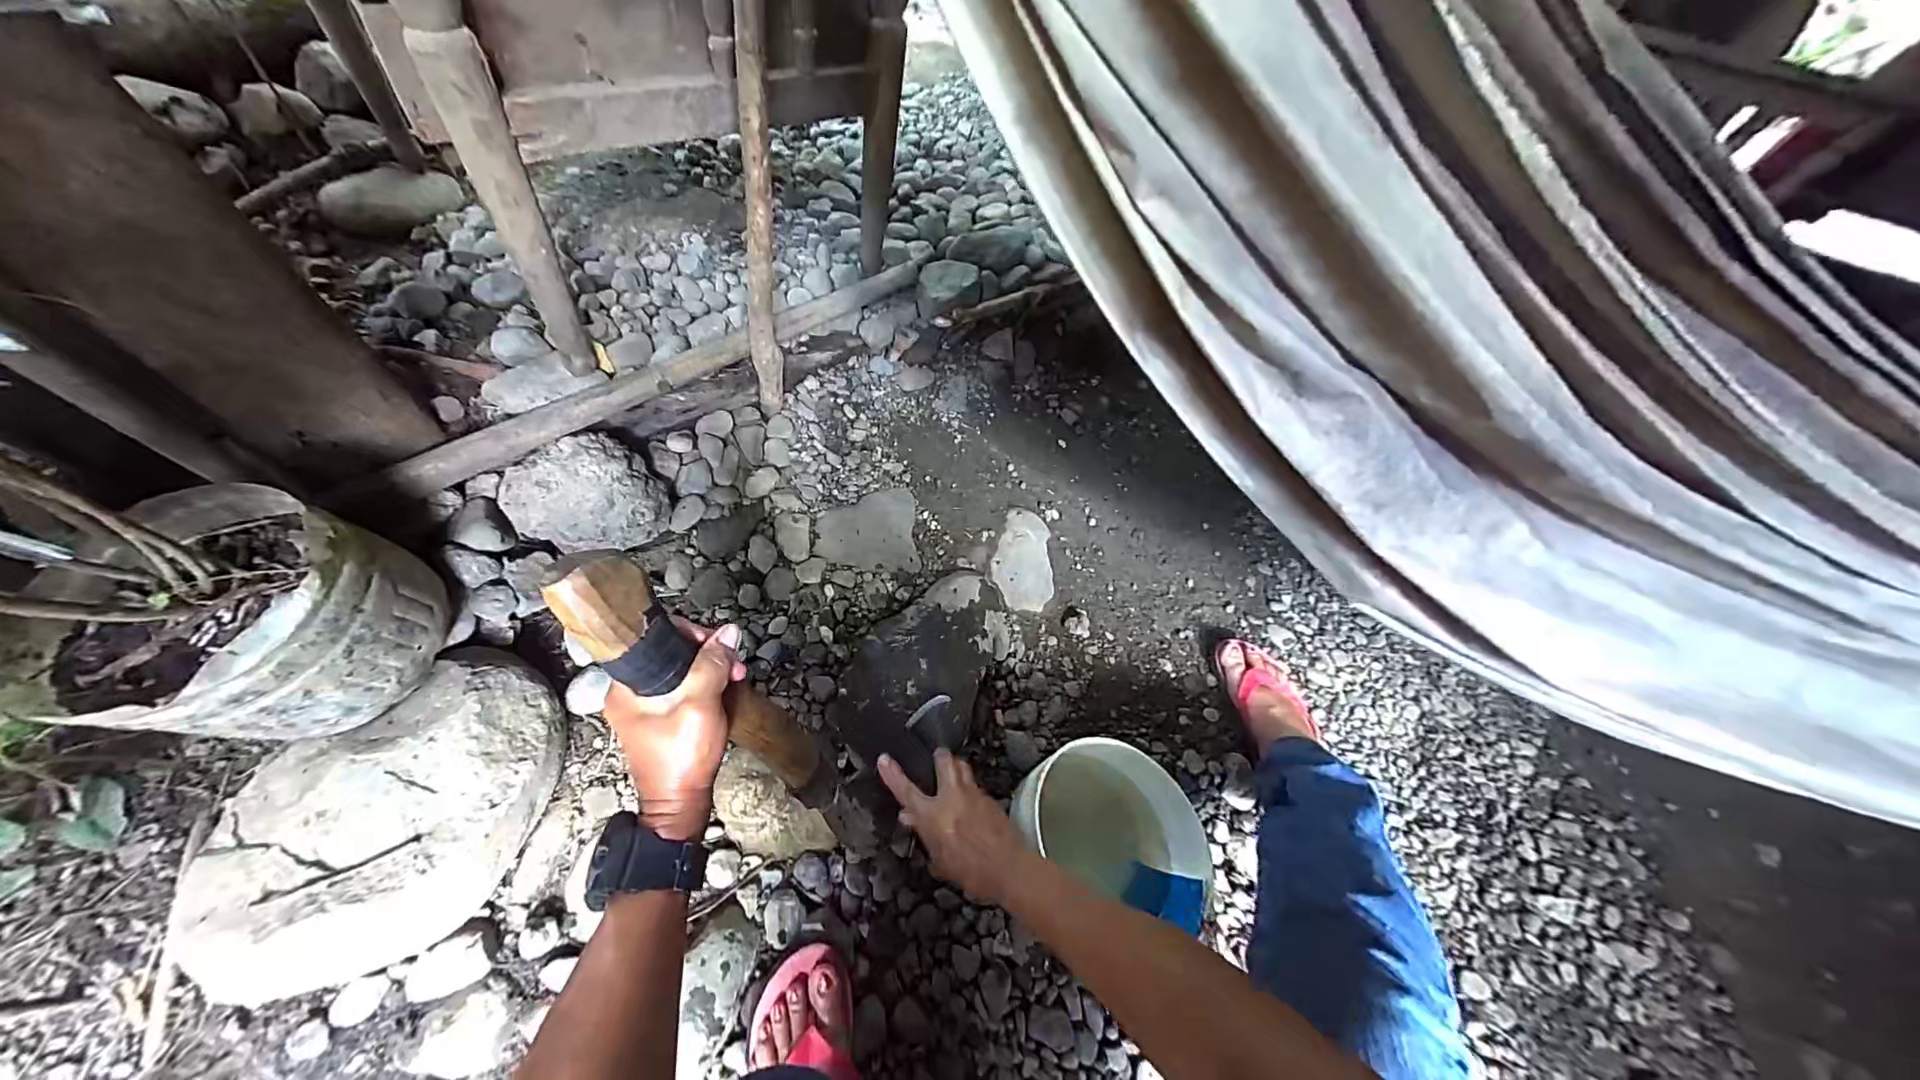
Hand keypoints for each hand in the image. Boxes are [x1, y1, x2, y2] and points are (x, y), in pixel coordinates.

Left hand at [601, 618, 744, 840]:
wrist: (681, 803)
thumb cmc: (680, 760)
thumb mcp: (700, 702)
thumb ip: (713, 663)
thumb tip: (727, 633)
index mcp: (626, 686)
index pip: (654, 637)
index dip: (688, 633)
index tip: (713, 642)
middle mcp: (631, 691)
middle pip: (672, 651)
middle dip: (707, 652)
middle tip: (730, 662)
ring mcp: (647, 704)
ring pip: (682, 667)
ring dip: (711, 667)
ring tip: (733, 675)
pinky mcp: (662, 715)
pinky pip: (686, 685)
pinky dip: (707, 682)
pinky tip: (725, 687)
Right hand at [877, 748, 1027, 903]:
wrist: (1008, 868)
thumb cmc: (972, 871)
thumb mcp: (940, 860)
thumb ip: (925, 834)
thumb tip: (910, 817)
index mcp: (933, 816)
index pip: (907, 791)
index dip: (893, 774)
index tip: (884, 760)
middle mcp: (952, 798)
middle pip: (944, 762)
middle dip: (939, 756)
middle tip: (936, 756)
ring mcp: (973, 794)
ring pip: (962, 768)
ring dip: (956, 766)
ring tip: (952, 772)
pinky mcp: (990, 798)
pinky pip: (975, 785)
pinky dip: (969, 787)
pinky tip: (969, 801)